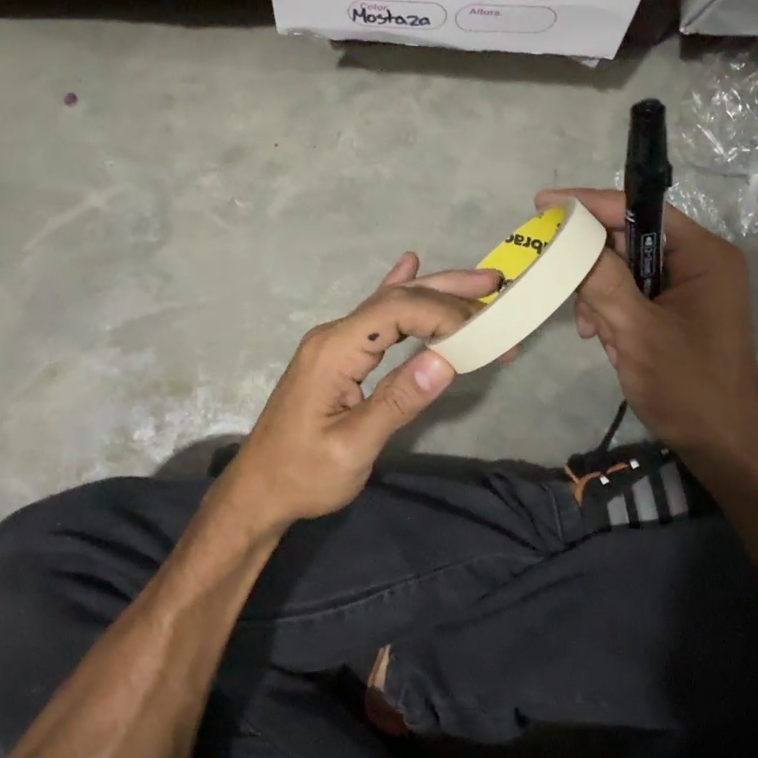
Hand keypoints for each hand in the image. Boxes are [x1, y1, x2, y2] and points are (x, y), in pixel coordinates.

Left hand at [219, 254, 498, 528]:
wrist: (259, 490)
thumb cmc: (303, 475)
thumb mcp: (353, 446)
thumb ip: (397, 402)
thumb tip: (446, 360)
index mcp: (334, 352)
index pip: (397, 312)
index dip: (445, 314)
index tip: (488, 332)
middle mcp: (331, 337)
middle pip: (395, 299)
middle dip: (448, 292)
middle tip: (497, 286)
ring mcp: (330, 346)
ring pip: (388, 306)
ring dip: (433, 294)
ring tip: (479, 283)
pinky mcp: (334, 359)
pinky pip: (373, 318)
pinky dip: (398, 295)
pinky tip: (409, 267)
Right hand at [536, 188, 757, 468]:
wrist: (720, 442)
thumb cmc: (687, 385)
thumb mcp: (637, 331)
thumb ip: (603, 281)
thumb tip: (568, 241)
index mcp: (702, 255)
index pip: (640, 211)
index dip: (590, 205)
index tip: (543, 204)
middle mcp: (698, 263)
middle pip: (628, 241)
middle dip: (593, 268)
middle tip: (564, 292)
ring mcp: (687, 289)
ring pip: (623, 272)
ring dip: (600, 299)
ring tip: (595, 333)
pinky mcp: (675, 313)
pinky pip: (631, 296)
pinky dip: (611, 315)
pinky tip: (606, 342)